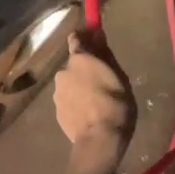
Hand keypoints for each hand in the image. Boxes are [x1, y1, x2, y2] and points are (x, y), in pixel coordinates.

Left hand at [53, 33, 135, 173]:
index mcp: (79, 59)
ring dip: (78, 87)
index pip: (76, 39)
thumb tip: (98, 33)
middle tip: (101, 82)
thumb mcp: (118, 76)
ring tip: (95, 102)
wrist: (99, 140)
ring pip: (69, 84)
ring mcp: (57, 93)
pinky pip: (67, 100)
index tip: (94, 45)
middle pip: (73, 64)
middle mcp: (63, 72)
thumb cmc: (115, 104)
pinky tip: (87, 114)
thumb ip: (105, 54)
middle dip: (84, 69)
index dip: (85, 40)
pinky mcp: (56, 111)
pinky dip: (75, 102)